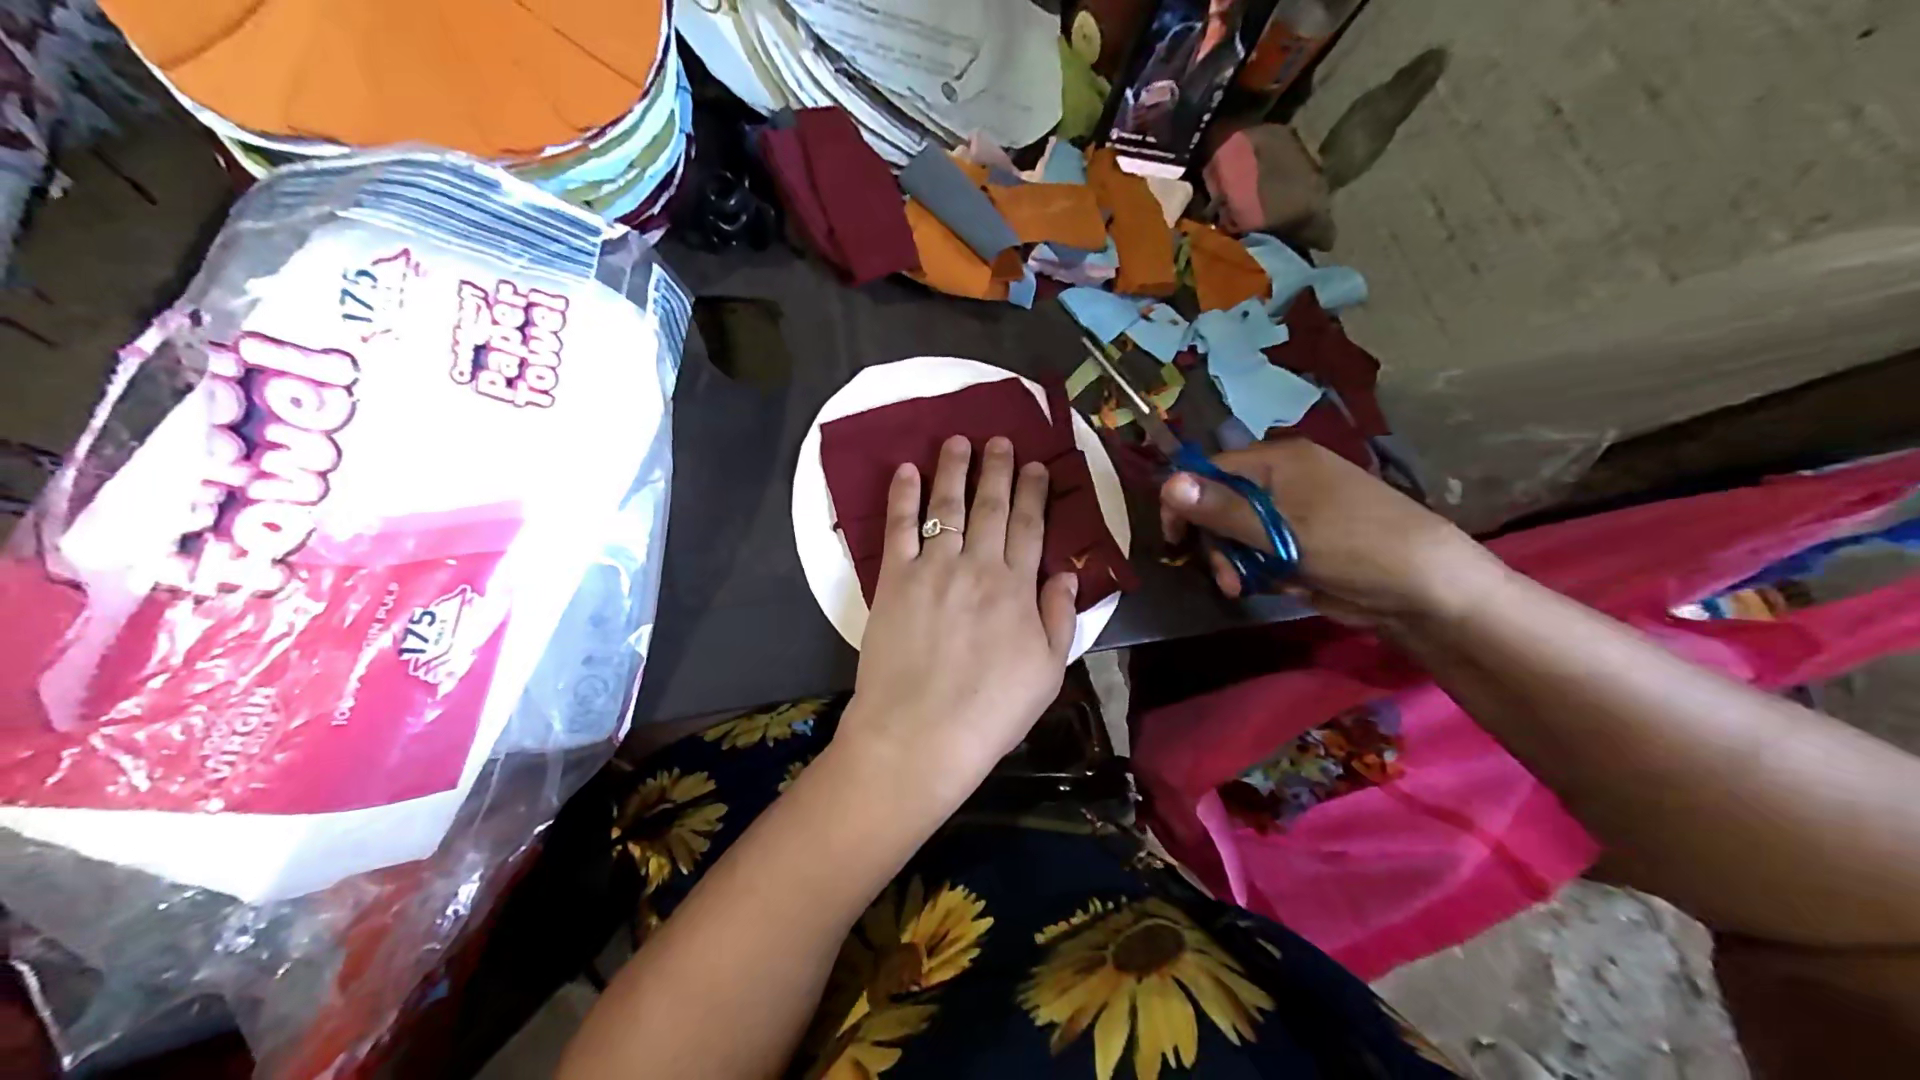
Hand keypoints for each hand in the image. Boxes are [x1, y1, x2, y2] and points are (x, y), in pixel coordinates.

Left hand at [839, 435, 1079, 803]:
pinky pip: (899, 527)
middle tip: (1000, 438)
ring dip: (954, 469)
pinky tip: (908, 470)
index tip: (1037, 464)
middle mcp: (977, 566)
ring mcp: (933, 568)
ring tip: (958, 440)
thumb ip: (1058, 616)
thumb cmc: (991, 711)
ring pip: (948, 505)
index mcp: (1017, 588)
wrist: (921, 733)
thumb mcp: (1048, 671)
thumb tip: (1065, 572)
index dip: (1035, 492)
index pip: (1030, 527)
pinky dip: (903, 496)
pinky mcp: (894, 580)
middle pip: (992, 506)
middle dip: (998, 468)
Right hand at [1158, 438, 1502, 625]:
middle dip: (1216, 542)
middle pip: (1221, 505)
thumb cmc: (1351, 544)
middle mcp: (1282, 480)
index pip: (1211, 470)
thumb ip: (1221, 509)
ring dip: (1233, 562)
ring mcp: (1292, 513)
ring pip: (1237, 533)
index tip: (1174, 538)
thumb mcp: (1280, 529)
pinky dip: (1257, 570)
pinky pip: (1259, 552)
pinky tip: (1270, 585)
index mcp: (1279, 461)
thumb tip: (1166, 484)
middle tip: (1223, 576)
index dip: (1186, 501)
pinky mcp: (1300, 543)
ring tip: (1243, 587)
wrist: (1423, 588)